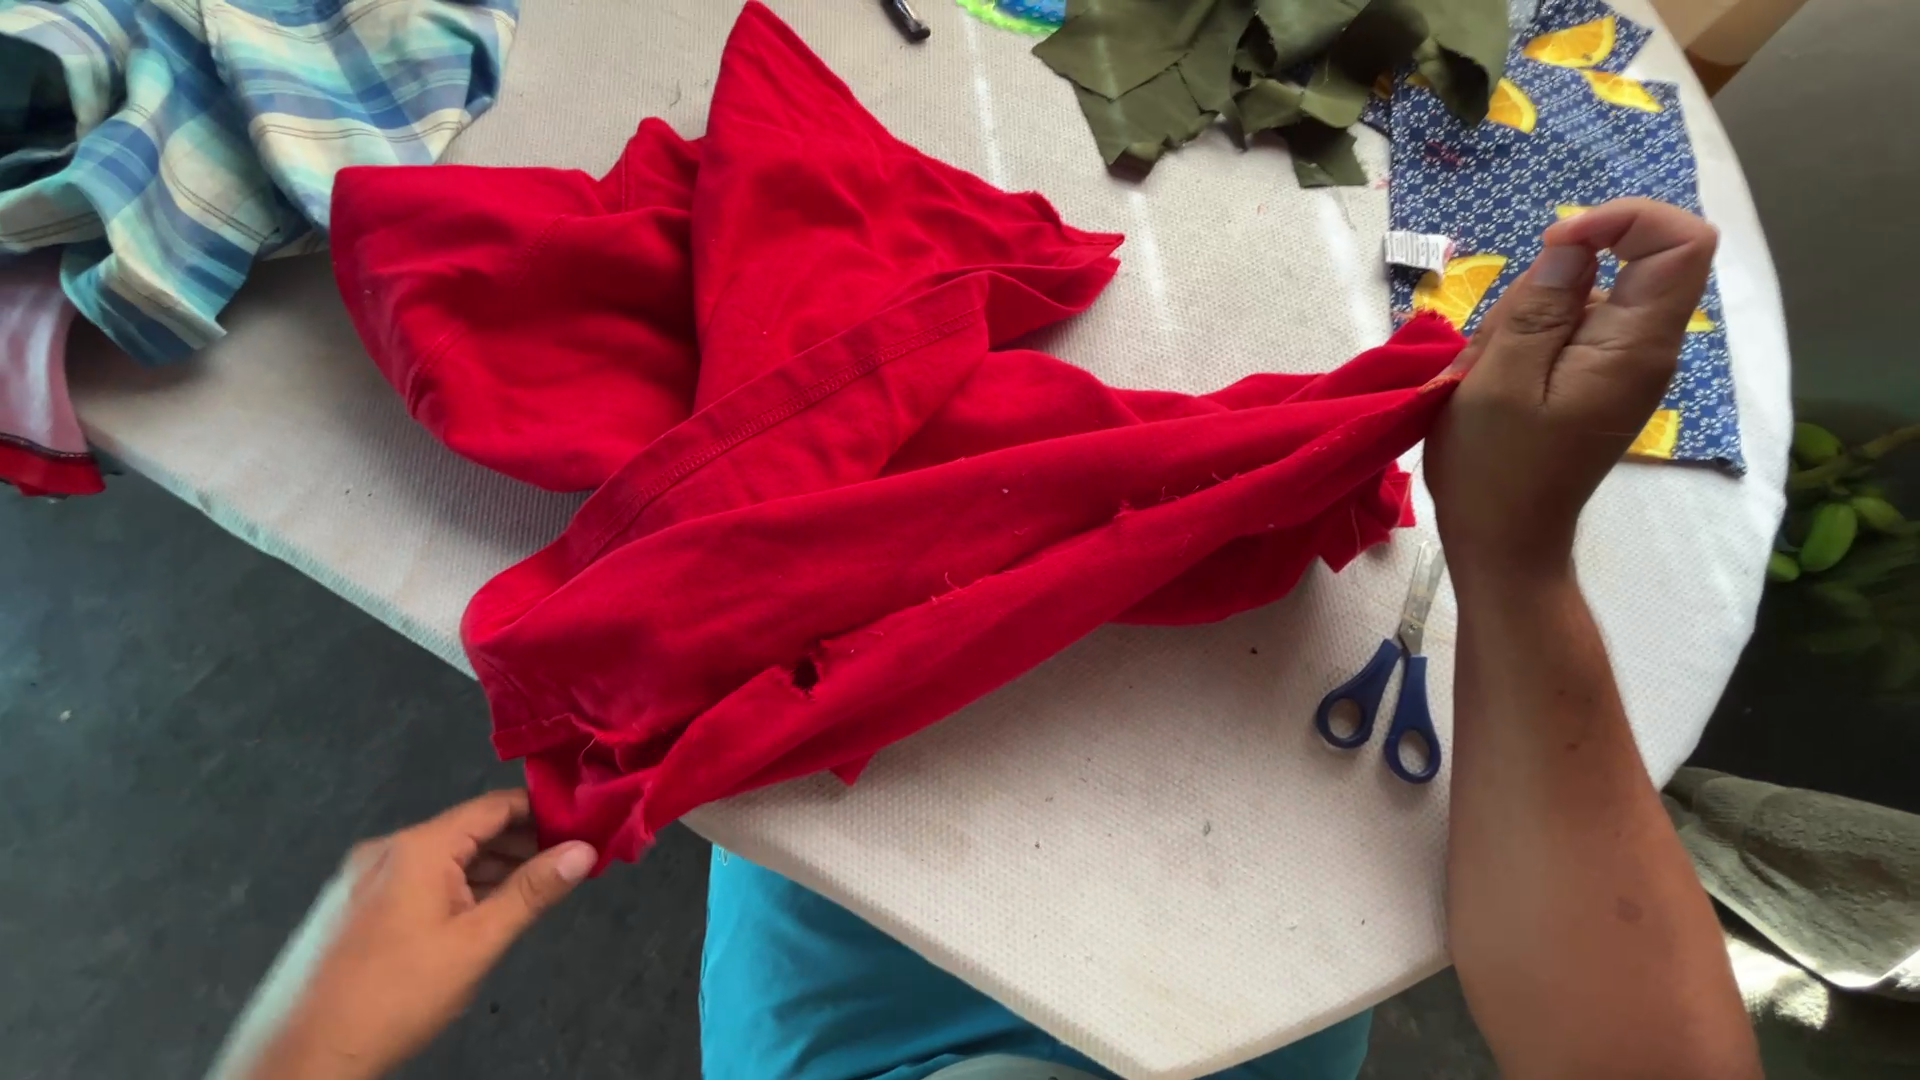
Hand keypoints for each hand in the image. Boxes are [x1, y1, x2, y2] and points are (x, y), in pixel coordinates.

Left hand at [210, 791, 596, 1079]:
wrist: (290, 1069)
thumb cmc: (394, 997)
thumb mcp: (477, 942)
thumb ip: (534, 890)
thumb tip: (585, 848)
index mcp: (418, 847)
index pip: (496, 805)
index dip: (544, 811)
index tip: (582, 828)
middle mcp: (386, 851)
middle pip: (470, 830)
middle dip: (521, 844)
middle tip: (563, 867)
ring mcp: (360, 880)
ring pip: (443, 858)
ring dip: (489, 869)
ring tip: (528, 894)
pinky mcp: (346, 909)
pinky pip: (416, 880)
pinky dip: (454, 888)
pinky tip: (475, 916)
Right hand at [1426, 198, 1716, 593]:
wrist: (1501, 540)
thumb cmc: (1492, 469)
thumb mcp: (1496, 385)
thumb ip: (1534, 311)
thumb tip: (1570, 246)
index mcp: (1632, 347)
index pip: (1678, 241)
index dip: (1622, 221)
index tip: (1551, 245)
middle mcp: (1642, 351)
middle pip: (1612, 274)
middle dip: (1539, 293)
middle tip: (1488, 348)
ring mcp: (1615, 371)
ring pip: (1575, 308)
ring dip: (1516, 327)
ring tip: (1477, 379)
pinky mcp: (1589, 387)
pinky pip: (1559, 341)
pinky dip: (1516, 350)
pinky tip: (1484, 388)